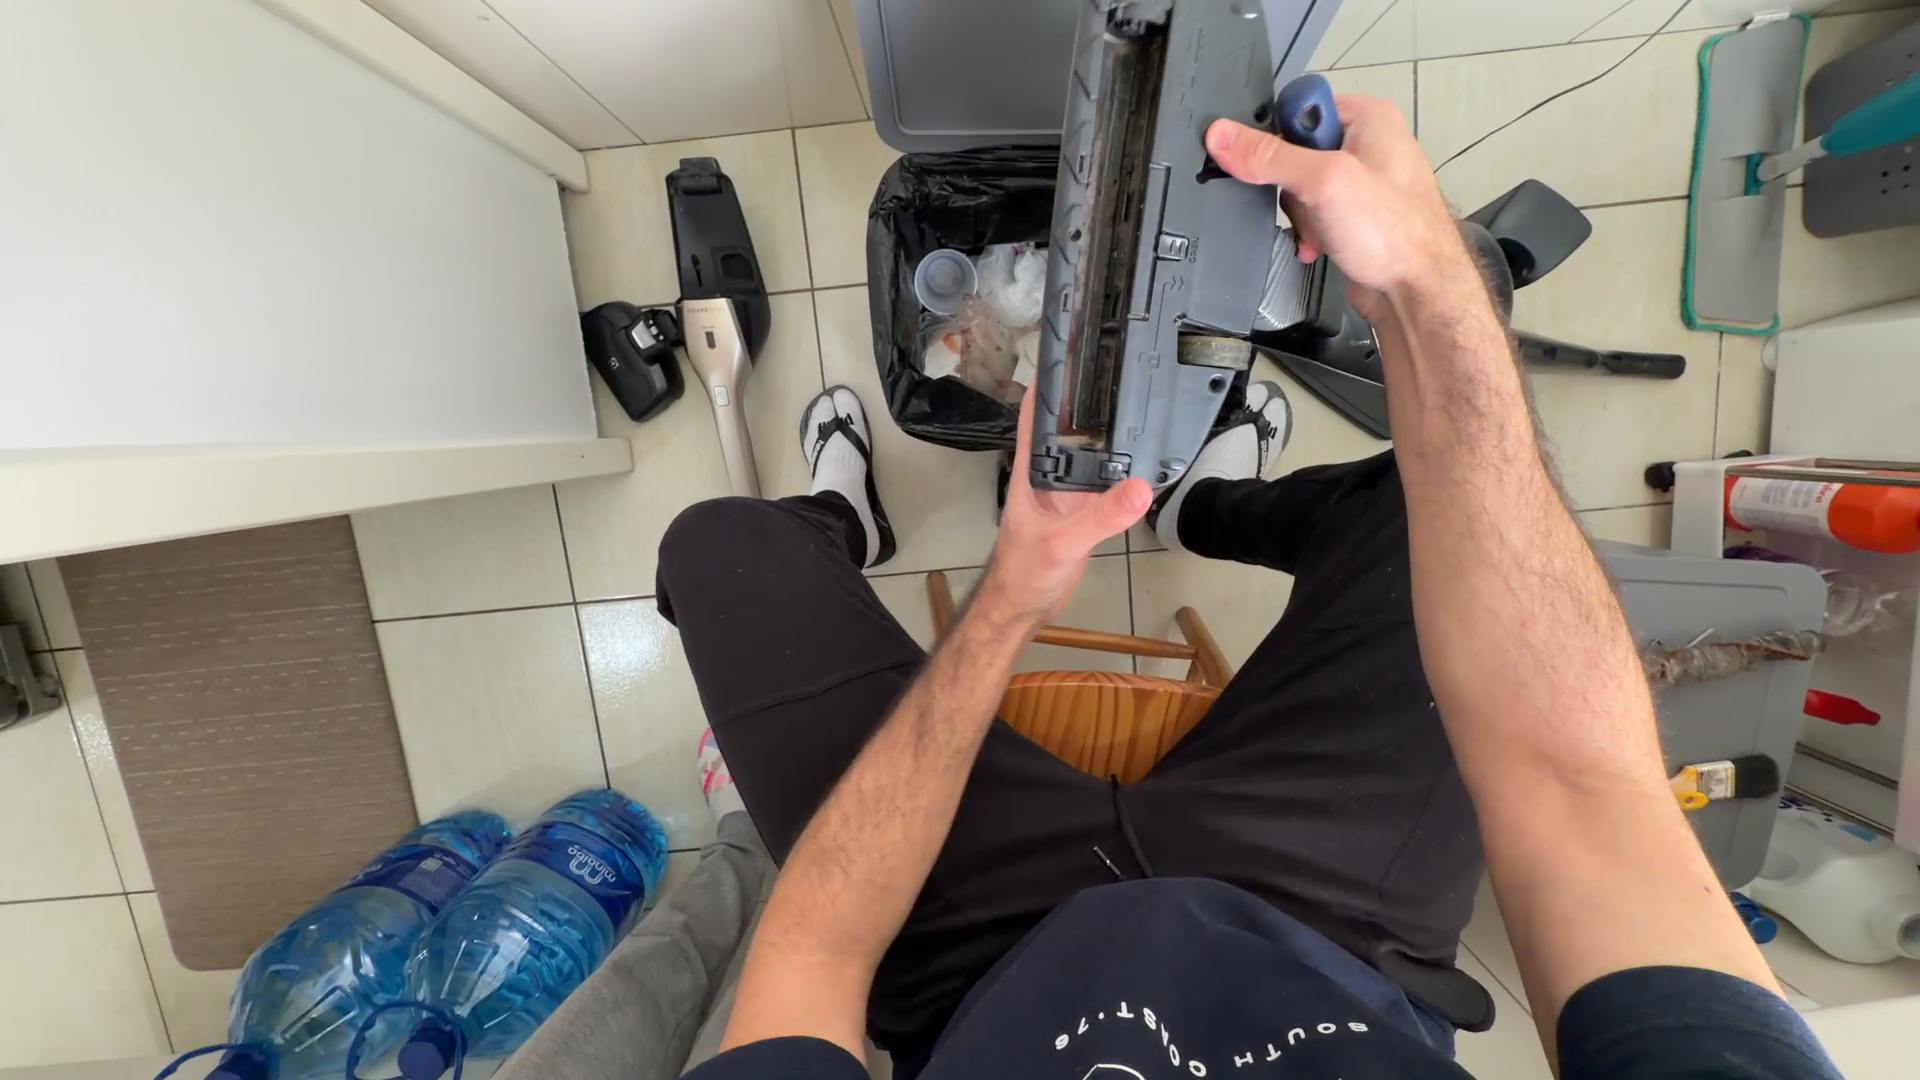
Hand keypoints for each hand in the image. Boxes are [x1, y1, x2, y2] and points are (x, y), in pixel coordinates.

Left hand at [976, 388, 1152, 626]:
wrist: (1023, 606)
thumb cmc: (1024, 572)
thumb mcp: (1063, 543)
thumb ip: (1100, 517)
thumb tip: (1142, 487)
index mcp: (1032, 473)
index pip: (1034, 418)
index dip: (1046, 385)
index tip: (1067, 354)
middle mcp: (1048, 478)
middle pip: (1067, 431)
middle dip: (1088, 404)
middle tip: (1119, 371)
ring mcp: (1065, 496)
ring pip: (1089, 457)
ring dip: (1108, 439)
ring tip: (1138, 406)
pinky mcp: (1081, 515)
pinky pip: (1104, 487)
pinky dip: (1122, 474)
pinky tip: (1144, 463)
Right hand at [1205, 95, 1472, 320]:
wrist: (1413, 288)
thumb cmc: (1390, 232)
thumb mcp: (1322, 183)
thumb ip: (1270, 158)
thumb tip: (1222, 135)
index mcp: (1367, 117)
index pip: (1298, 109)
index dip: (1276, 139)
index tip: (1269, 165)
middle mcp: (1365, 143)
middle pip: (1293, 154)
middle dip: (1289, 191)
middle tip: (1307, 205)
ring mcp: (1359, 181)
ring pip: (1298, 190)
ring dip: (1299, 218)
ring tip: (1319, 231)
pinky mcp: (1351, 214)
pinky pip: (1310, 215)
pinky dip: (1307, 233)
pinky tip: (1318, 245)